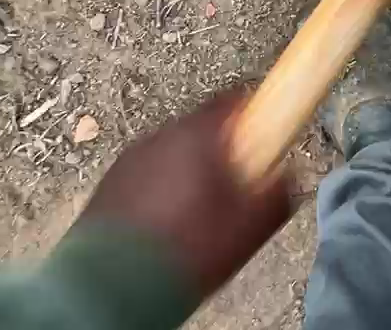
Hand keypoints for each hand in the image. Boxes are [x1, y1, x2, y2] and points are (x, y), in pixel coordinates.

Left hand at [78, 89, 294, 299]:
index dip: (252, 114)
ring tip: (194, 214)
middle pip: (201, 128)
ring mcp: (128, 161)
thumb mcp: (250, 227)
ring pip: (170, 153)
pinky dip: (157, 192)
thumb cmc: (185, 250)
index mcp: (199, 133)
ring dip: (185, 171)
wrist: (108, 292)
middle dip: (218, 150)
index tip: (262, 136)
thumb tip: (287, 176)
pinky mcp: (103, 189)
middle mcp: (161, 136)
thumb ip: (278, 192)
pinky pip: (143, 177)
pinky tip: (164, 227)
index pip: (233, 99)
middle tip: (230, 186)